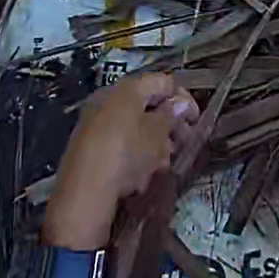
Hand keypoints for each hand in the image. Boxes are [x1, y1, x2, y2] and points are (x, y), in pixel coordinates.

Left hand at [44, 71, 198, 249]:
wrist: (83, 195)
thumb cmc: (127, 155)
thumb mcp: (157, 134)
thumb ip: (171, 114)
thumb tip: (179, 103)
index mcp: (127, 89)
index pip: (163, 82)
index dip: (184, 98)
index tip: (195, 119)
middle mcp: (108, 99)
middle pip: (147, 104)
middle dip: (168, 123)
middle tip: (182, 142)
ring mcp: (95, 122)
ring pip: (134, 125)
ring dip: (154, 141)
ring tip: (163, 163)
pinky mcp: (86, 146)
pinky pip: (119, 141)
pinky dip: (134, 151)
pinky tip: (143, 174)